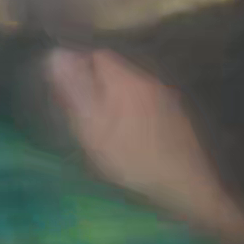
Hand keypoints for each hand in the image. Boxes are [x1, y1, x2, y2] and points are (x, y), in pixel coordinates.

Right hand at [45, 49, 243, 234]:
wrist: (189, 190)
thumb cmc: (131, 158)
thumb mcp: (91, 125)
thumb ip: (73, 88)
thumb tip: (55, 54)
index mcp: (126, 80)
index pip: (96, 54)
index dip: (76, 66)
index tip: (65, 90)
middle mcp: (149, 81)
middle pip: (113, 68)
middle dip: (92, 81)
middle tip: (79, 110)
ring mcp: (166, 98)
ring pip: (128, 85)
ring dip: (110, 96)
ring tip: (99, 123)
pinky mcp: (175, 116)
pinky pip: (143, 100)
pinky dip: (128, 108)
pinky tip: (126, 132)